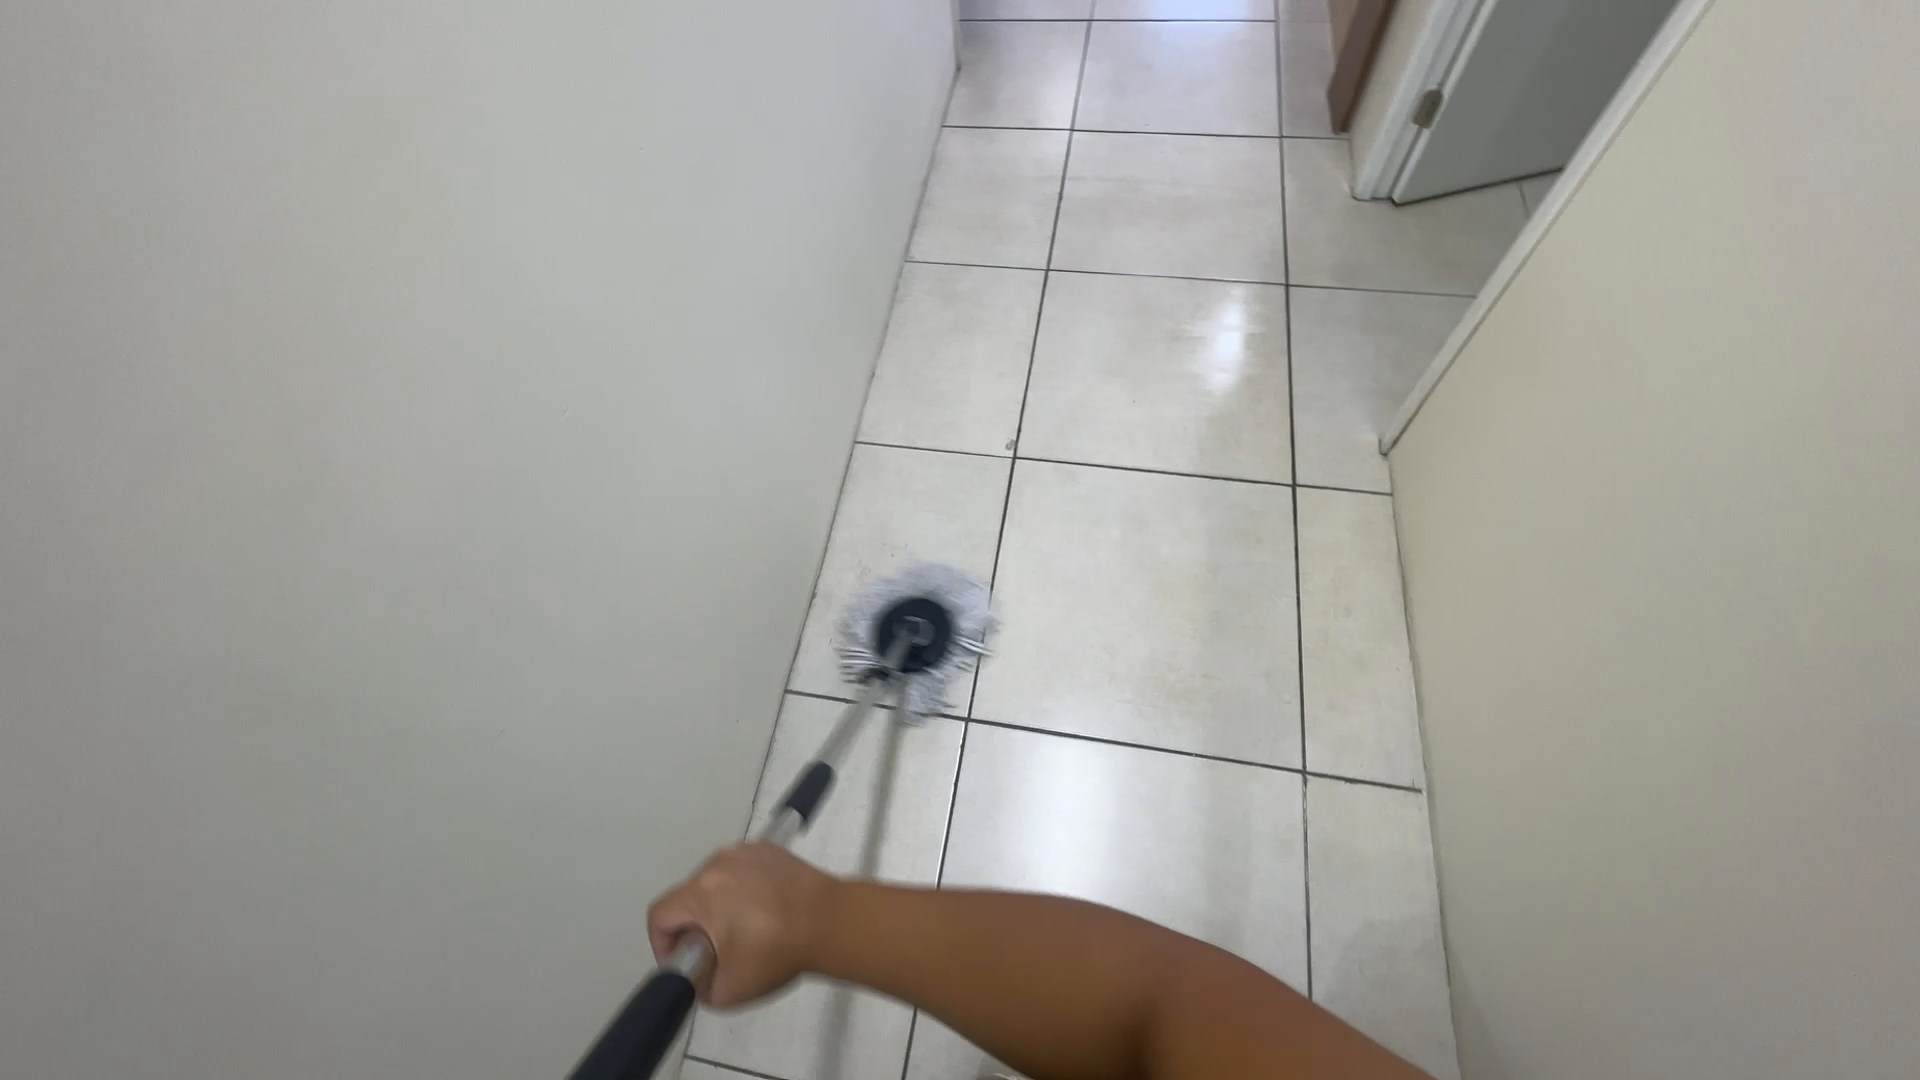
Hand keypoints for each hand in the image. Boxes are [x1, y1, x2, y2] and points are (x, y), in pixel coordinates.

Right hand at [647, 843, 839, 1007]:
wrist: (828, 920)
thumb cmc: (776, 951)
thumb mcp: (728, 990)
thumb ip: (698, 987)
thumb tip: (698, 977)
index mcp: (703, 891)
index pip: (659, 914)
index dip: (662, 944)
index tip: (686, 960)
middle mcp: (720, 862)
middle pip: (688, 896)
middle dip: (696, 926)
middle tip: (719, 951)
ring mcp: (747, 851)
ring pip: (716, 881)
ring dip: (720, 905)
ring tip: (746, 931)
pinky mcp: (770, 849)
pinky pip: (742, 869)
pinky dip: (745, 888)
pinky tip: (765, 910)